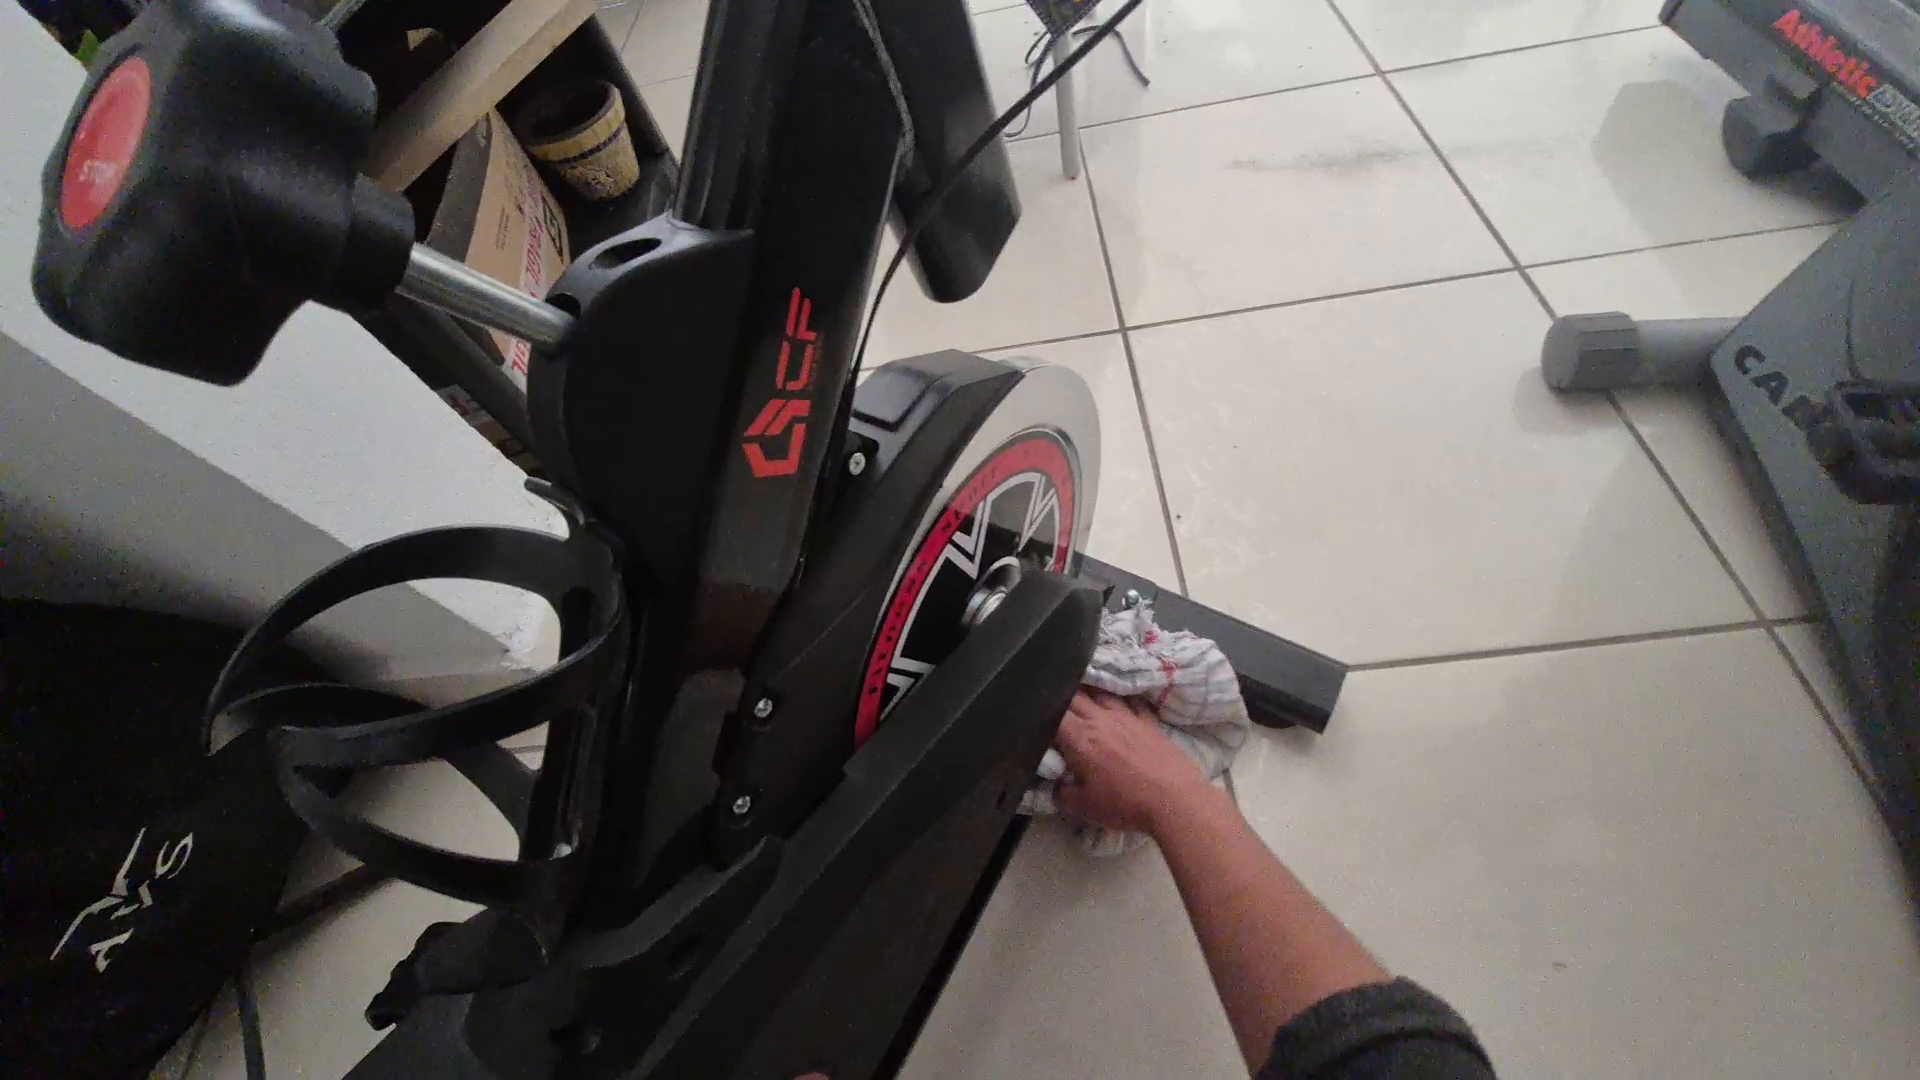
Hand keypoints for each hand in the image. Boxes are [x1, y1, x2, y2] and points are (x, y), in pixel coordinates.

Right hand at [1054, 689, 1211, 836]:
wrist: (1174, 800)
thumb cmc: (1125, 803)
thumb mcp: (1084, 808)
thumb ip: (1062, 794)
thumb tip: (1056, 785)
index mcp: (1079, 737)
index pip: (1053, 714)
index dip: (1043, 713)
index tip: (1039, 719)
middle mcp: (1099, 719)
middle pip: (1075, 696)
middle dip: (1061, 698)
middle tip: (1057, 706)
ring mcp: (1126, 716)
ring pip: (1101, 693)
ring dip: (1088, 692)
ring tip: (1082, 696)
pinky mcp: (1148, 720)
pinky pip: (1131, 700)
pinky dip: (1121, 697)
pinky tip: (1119, 699)